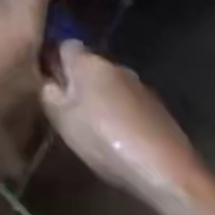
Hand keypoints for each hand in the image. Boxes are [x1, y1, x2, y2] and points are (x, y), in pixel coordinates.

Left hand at [0, 0, 70, 87]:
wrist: (9, 73)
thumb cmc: (10, 25)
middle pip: (13, 11)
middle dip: (35, 11)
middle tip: (61, 9)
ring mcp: (0, 48)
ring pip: (26, 36)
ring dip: (46, 36)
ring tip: (71, 30)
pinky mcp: (16, 70)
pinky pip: (38, 58)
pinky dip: (52, 57)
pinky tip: (69, 53)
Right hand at [41, 41, 199, 198]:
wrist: (166, 170)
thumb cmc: (103, 139)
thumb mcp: (61, 119)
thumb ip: (48, 93)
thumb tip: (48, 80)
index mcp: (88, 62)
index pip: (65, 45)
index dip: (55, 61)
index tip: (50, 84)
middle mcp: (115, 65)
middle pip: (89, 65)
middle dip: (78, 81)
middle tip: (69, 110)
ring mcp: (140, 85)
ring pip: (110, 83)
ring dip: (101, 98)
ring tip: (96, 127)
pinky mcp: (158, 107)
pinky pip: (129, 101)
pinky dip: (121, 112)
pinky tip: (121, 138)